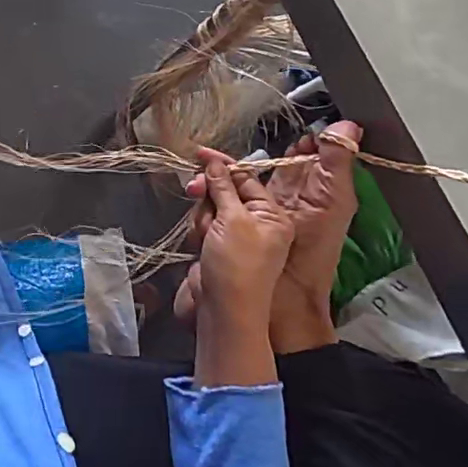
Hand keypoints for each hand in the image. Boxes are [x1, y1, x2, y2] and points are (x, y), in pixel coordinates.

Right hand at [176, 122, 362, 353]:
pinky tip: (203, 231)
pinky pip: (207, 218)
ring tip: (204, 212)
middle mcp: (270, 201)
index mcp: (299, 189)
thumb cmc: (312, 256)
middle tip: (202, 165)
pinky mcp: (226, 239)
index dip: (253, 150)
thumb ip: (337, 162)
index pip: (274, 158)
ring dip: (207, 201)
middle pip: (237, 174)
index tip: (230, 145)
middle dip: (218, 174)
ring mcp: (245, 222)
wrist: (283, 311)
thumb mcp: (331, 204)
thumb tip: (347, 124)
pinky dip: (202, 223)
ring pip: (218, 194)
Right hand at [181, 148, 294, 386]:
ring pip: (210, 209)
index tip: (200, 153)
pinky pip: (204, 227)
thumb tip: (215, 162)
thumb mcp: (233, 219)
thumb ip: (223, 186)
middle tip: (194, 191)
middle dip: (210, 196)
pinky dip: (200, 232)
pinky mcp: (218, 250)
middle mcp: (257, 223)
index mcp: (273, 215)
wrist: (223, 313)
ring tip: (206, 237)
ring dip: (204, 218)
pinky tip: (201, 244)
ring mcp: (237, 238)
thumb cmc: (237, 264)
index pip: (247, 179)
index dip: (223, 166)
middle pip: (225, 192)